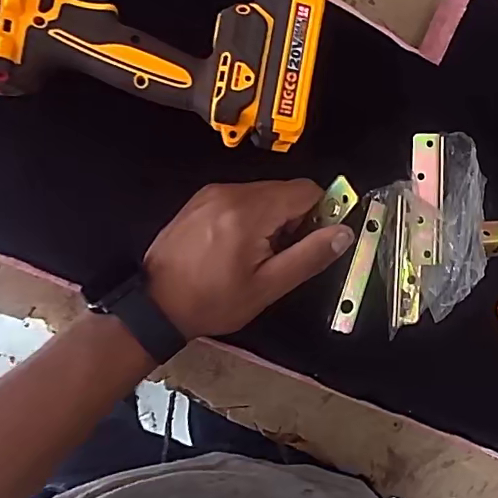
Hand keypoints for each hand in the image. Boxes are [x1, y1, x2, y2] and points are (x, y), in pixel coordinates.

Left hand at [143, 179, 353, 336]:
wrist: (154, 307)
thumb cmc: (212, 301)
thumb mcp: (269, 285)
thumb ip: (310, 255)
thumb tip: (344, 233)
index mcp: (249, 212)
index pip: (307, 190)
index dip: (321, 213)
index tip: (315, 240)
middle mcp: (230, 193)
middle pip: (287, 191)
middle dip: (296, 219)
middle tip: (283, 254)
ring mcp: (212, 194)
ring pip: (267, 194)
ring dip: (275, 219)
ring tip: (259, 254)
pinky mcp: (202, 200)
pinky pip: (244, 199)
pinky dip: (254, 217)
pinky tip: (240, 247)